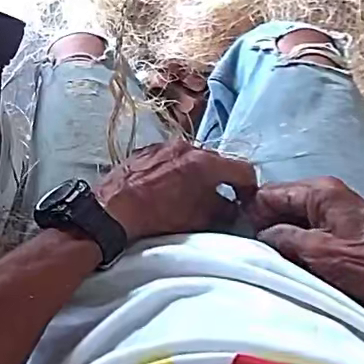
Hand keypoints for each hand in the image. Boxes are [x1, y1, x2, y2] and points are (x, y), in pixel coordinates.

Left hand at [95, 140, 257, 240]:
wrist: (113, 210)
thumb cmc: (160, 216)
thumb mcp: (202, 218)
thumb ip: (226, 210)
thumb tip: (235, 209)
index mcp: (204, 161)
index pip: (243, 169)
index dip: (250, 188)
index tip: (246, 201)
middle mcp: (184, 146)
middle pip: (216, 161)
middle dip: (222, 180)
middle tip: (221, 200)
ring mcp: (162, 145)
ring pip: (192, 157)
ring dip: (198, 173)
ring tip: (193, 194)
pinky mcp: (144, 150)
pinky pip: (169, 158)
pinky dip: (176, 170)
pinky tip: (169, 187)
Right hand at [246, 177, 363, 358]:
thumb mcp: (318, 253)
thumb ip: (280, 236)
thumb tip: (258, 234)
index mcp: (321, 190)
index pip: (266, 193)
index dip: (252, 216)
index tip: (246, 241)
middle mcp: (330, 195)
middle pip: (279, 206)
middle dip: (268, 228)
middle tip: (264, 255)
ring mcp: (340, 215)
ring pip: (293, 223)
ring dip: (285, 243)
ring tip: (283, 263)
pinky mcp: (348, 235)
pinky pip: (310, 236)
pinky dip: (302, 250)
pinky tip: (302, 267)